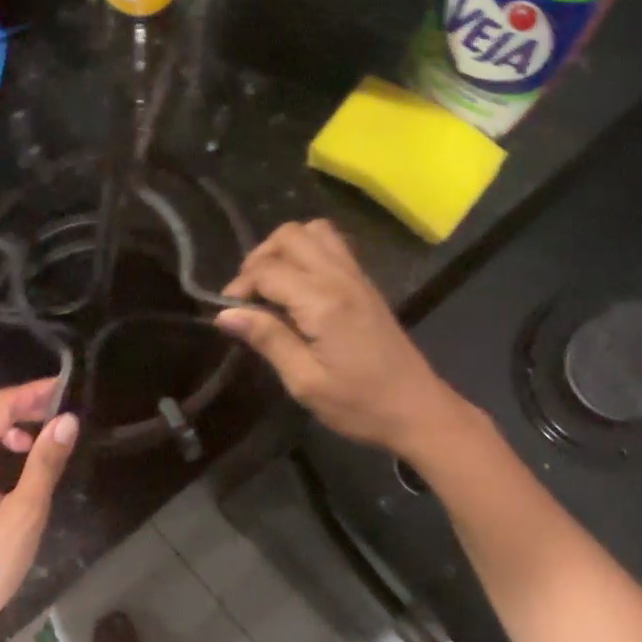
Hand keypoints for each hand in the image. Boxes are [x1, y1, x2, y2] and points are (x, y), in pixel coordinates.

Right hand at [218, 220, 474, 456]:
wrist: (416, 409)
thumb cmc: (358, 405)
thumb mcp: (305, 381)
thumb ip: (268, 340)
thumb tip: (225, 315)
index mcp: (322, 302)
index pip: (268, 270)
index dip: (239, 287)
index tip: (227, 315)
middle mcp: (340, 278)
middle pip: (290, 236)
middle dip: (259, 259)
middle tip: (247, 296)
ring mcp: (357, 277)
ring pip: (314, 232)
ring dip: (284, 250)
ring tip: (270, 286)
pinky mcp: (365, 285)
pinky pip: (332, 247)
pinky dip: (306, 254)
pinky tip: (296, 289)